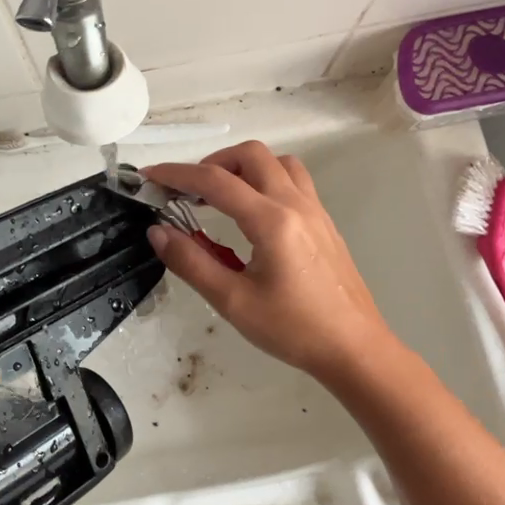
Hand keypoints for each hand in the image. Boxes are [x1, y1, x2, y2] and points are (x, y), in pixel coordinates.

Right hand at [144, 141, 393, 379]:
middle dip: (212, 164)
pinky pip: (293, 181)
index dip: (177, 174)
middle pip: (250, 155)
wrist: (354, 349)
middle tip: (187, 192)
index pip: (215, 181)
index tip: (150, 178)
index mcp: (271, 221)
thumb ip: (192, 262)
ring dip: (243, 167)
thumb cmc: (293, 330)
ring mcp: (315, 210)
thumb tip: (158, 231)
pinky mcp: (324, 222)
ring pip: (276, 162)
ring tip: (220, 197)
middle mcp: (295, 205)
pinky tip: (251, 215)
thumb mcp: (233, 301)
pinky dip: (264, 180)